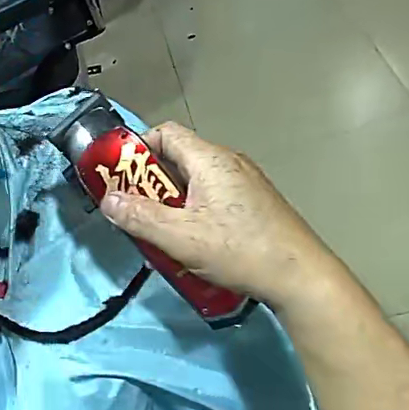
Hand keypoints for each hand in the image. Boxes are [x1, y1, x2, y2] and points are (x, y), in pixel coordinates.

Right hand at [97, 123, 346, 310]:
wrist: (300, 276)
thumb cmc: (239, 250)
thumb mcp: (180, 237)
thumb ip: (140, 217)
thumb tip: (108, 199)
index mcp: (210, 159)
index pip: (166, 133)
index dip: (138, 149)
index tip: (121, 177)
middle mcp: (229, 162)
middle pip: (179, 158)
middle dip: (151, 182)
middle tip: (135, 211)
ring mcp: (246, 183)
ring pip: (196, 180)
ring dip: (172, 200)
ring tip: (161, 230)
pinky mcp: (255, 203)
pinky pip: (214, 196)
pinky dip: (194, 209)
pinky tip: (194, 240)